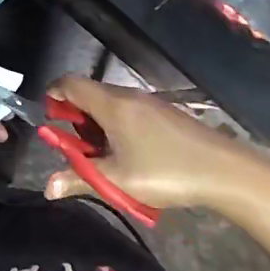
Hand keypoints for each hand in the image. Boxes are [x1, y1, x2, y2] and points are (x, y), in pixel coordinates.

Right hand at [42, 77, 269, 212]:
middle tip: (72, 149)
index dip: (54, 94)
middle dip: (74, 116)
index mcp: (114, 105)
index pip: (72, 84)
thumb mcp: (118, 181)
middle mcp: (130, 96)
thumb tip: (47, 187)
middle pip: (91, 94)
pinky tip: (127, 155)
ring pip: (111, 104)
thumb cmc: (165, 173)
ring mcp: (151, 103)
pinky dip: (117, 126)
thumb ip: (80, 179)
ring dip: (97, 124)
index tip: (47, 117)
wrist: (222, 169)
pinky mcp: (166, 114)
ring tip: (99, 157)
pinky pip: (130, 111)